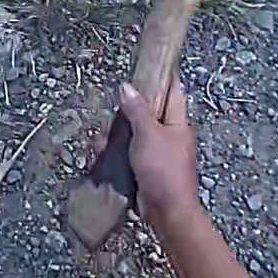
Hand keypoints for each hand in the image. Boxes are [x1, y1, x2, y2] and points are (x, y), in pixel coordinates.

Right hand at [115, 79, 199, 230]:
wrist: (167, 212)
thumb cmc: (163, 169)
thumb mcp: (148, 134)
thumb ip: (137, 109)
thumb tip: (127, 87)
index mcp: (178, 122)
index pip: (173, 90)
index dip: (161, 76)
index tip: (146, 65)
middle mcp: (169, 134)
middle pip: (147, 111)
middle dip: (126, 112)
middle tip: (113, 115)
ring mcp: (157, 152)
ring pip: (133, 133)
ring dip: (115, 135)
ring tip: (100, 142)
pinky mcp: (145, 168)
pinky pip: (128, 152)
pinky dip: (114, 152)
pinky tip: (100, 155)